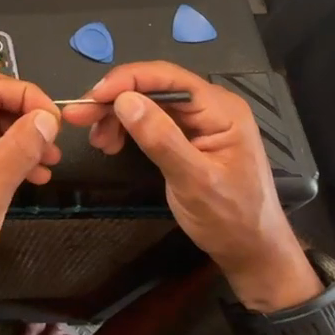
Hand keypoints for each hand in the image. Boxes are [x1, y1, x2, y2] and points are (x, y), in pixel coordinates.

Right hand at [60, 62, 320, 312]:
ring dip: (117, 116)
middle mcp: (209, 106)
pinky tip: (110, 143)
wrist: (253, 257)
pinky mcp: (186, 135)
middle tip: (80, 118)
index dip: (126, 81)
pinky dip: (126, 128)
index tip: (92, 98)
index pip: (166, 77)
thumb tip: (124, 100)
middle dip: (114, 100)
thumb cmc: (231, 222)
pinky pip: (150, 119)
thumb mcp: (194, 183)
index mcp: (220, 108)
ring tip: (98, 141)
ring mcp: (198, 120)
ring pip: (146, 102)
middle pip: (152, 87)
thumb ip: (161, 139)